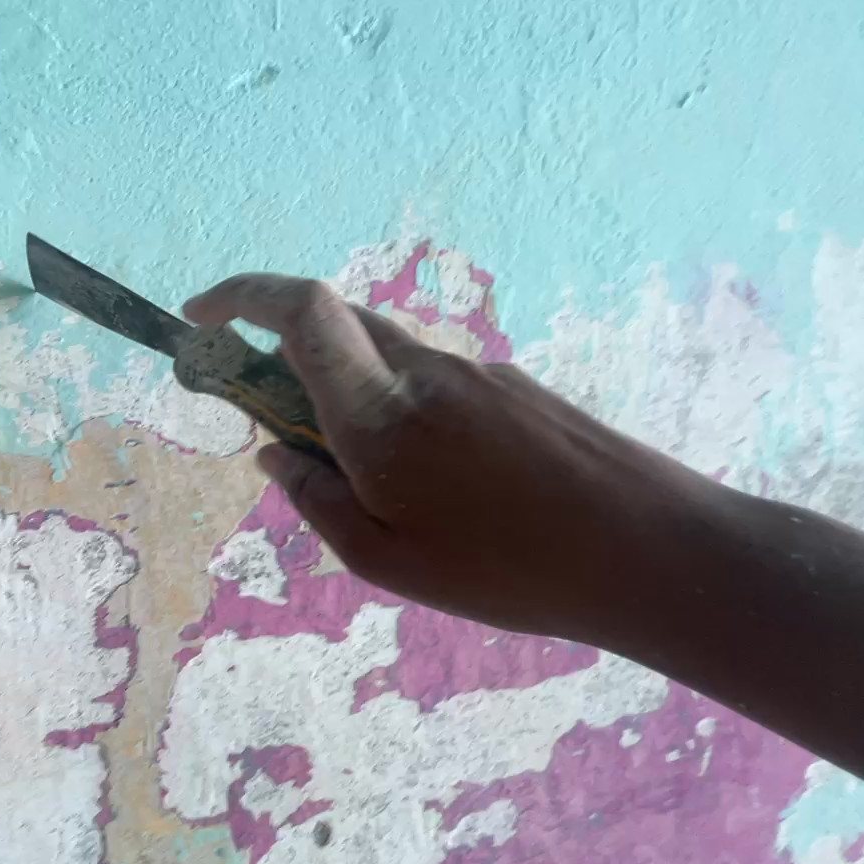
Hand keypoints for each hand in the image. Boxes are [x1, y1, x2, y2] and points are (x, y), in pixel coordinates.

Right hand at [182, 274, 724, 640]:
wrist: (663, 558)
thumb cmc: (502, 568)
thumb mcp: (378, 556)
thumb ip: (312, 496)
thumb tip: (274, 453)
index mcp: (377, 410)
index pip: (301, 311)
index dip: (241, 295)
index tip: (199, 315)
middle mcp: (421, 371)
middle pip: (331, 322)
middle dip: (277, 352)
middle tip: (271, 419)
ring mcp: (471, 372)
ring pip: (375, 353)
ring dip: (336, 386)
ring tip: (359, 472)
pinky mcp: (508, 386)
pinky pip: (420, 377)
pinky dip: (385, 403)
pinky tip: (420, 474)